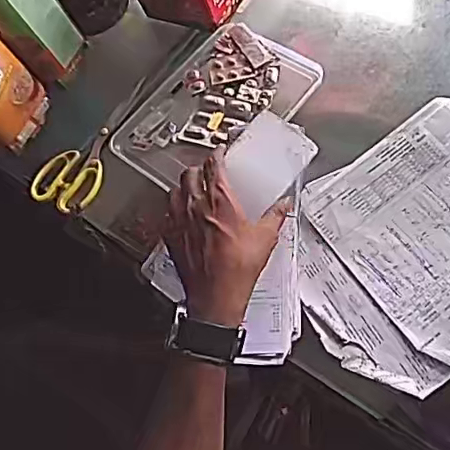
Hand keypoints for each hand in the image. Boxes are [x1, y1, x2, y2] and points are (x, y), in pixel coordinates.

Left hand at [163, 152, 291, 327]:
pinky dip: (174, 209)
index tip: (220, 152)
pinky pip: (167, 213)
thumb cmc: (237, 270)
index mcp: (220, 203)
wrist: (216, 297)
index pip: (214, 166)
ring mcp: (181, 222)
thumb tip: (282, 206)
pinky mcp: (172, 237)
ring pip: (175, 191)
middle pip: (190, 174)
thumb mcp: (265, 239)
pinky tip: (181, 214)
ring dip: (184, 186)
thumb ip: (275, 216)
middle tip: (207, 170)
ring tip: (193, 188)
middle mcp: (197, 208)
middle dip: (199, 168)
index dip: (216, 154)